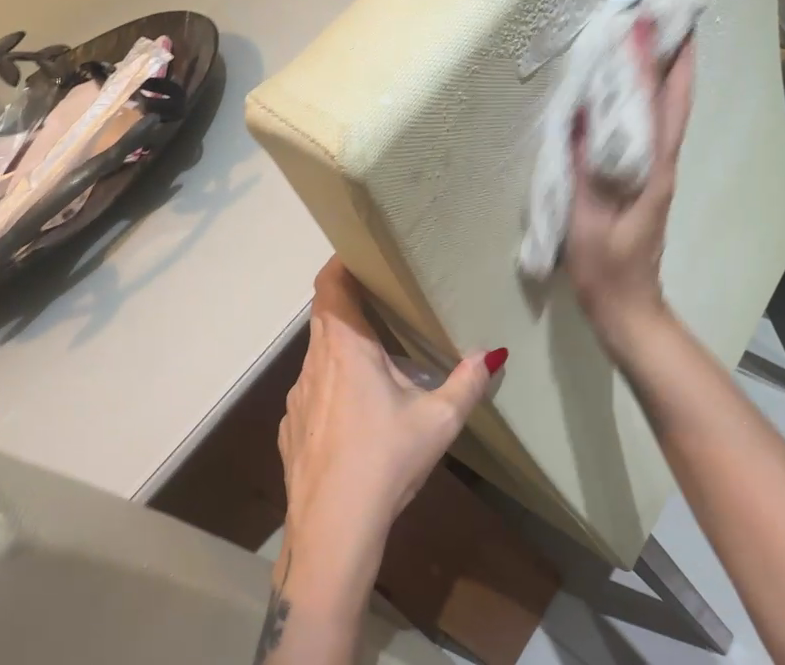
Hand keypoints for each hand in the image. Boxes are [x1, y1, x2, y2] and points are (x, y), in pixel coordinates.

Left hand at [278, 258, 504, 554]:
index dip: (341, 263)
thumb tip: (493, 353)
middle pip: (326, 317)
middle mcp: (315, 365)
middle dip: (353, 305)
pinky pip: (313, 394)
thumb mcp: (439, 422)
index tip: (362, 254)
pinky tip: (358, 418)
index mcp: (346, 349)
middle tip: (387, 302)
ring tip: (379, 362)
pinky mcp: (291, 430)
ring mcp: (297, 399)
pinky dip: (333, 389)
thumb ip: (467, 383)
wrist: (332, 531)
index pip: (330, 285)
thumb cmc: (385, 461)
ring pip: (319, 357)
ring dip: (344, 351)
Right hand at [565, 20, 694, 351]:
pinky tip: (633, 90)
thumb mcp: (589, 221)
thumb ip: (586, 171)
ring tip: (653, 38)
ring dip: (665, 73)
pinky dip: (649, 98)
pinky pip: (651, 128)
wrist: (627, 309)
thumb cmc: (606, 269)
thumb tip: (585, 117)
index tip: (654, 21)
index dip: (656, 62)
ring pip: (667, 112)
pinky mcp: (646, 180)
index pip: (658, 105)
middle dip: (675, 56)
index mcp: (651, 171)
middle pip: (675, 101)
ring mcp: (657, 172)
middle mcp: (662, 165)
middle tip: (668, 15)